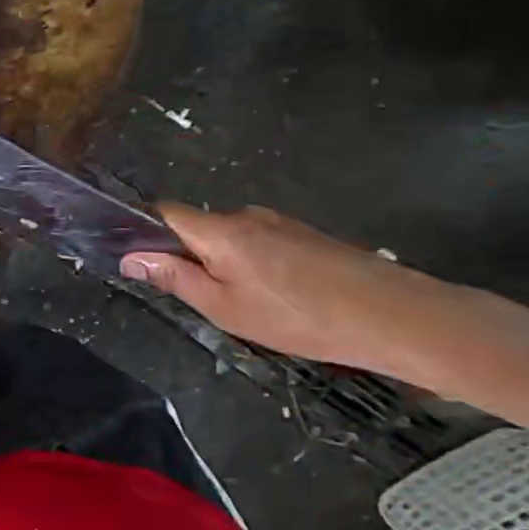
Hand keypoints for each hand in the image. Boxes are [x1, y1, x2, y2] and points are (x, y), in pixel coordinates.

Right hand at [119, 203, 458, 371]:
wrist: (397, 317)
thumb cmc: (298, 317)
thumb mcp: (224, 307)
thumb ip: (175, 277)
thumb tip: (131, 257)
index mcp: (220, 231)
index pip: (164, 212)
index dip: (142, 228)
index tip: (133, 254)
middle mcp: (246, 216)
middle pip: (197, 226)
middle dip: (185, 253)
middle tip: (194, 295)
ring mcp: (280, 223)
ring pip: (229, 237)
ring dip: (220, 261)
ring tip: (239, 302)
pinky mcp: (305, 235)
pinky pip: (258, 242)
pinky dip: (249, 263)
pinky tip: (271, 296)